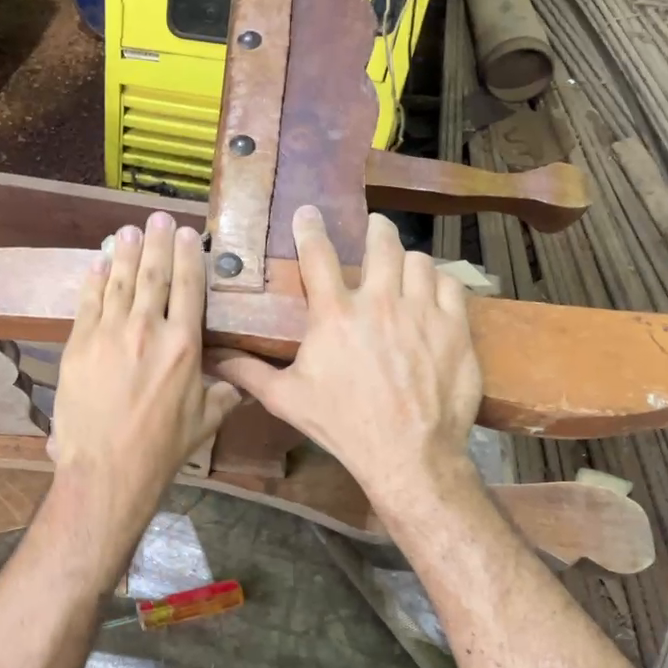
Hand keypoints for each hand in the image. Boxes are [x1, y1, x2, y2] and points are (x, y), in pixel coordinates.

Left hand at [46, 212, 241, 568]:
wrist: (107, 467)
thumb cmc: (161, 448)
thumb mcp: (204, 421)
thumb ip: (223, 394)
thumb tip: (241, 384)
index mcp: (184, 345)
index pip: (189, 288)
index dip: (188, 256)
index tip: (188, 234)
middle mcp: (148, 329)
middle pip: (152, 274)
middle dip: (156, 242)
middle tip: (157, 218)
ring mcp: (110, 333)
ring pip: (119, 281)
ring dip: (123, 252)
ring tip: (127, 230)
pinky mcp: (79, 344)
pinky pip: (88, 302)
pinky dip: (93, 280)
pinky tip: (97, 264)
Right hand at [207, 206, 483, 512]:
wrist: (408, 455)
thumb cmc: (342, 425)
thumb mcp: (285, 398)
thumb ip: (248, 371)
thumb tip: (212, 358)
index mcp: (334, 315)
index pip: (318, 254)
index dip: (310, 228)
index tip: (308, 212)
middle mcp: (380, 303)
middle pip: (381, 243)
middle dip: (375, 229)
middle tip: (372, 229)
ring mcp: (422, 313)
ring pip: (418, 261)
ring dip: (407, 260)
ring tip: (401, 267)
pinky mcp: (455, 329)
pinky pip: (450, 285)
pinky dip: (439, 283)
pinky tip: (431, 292)